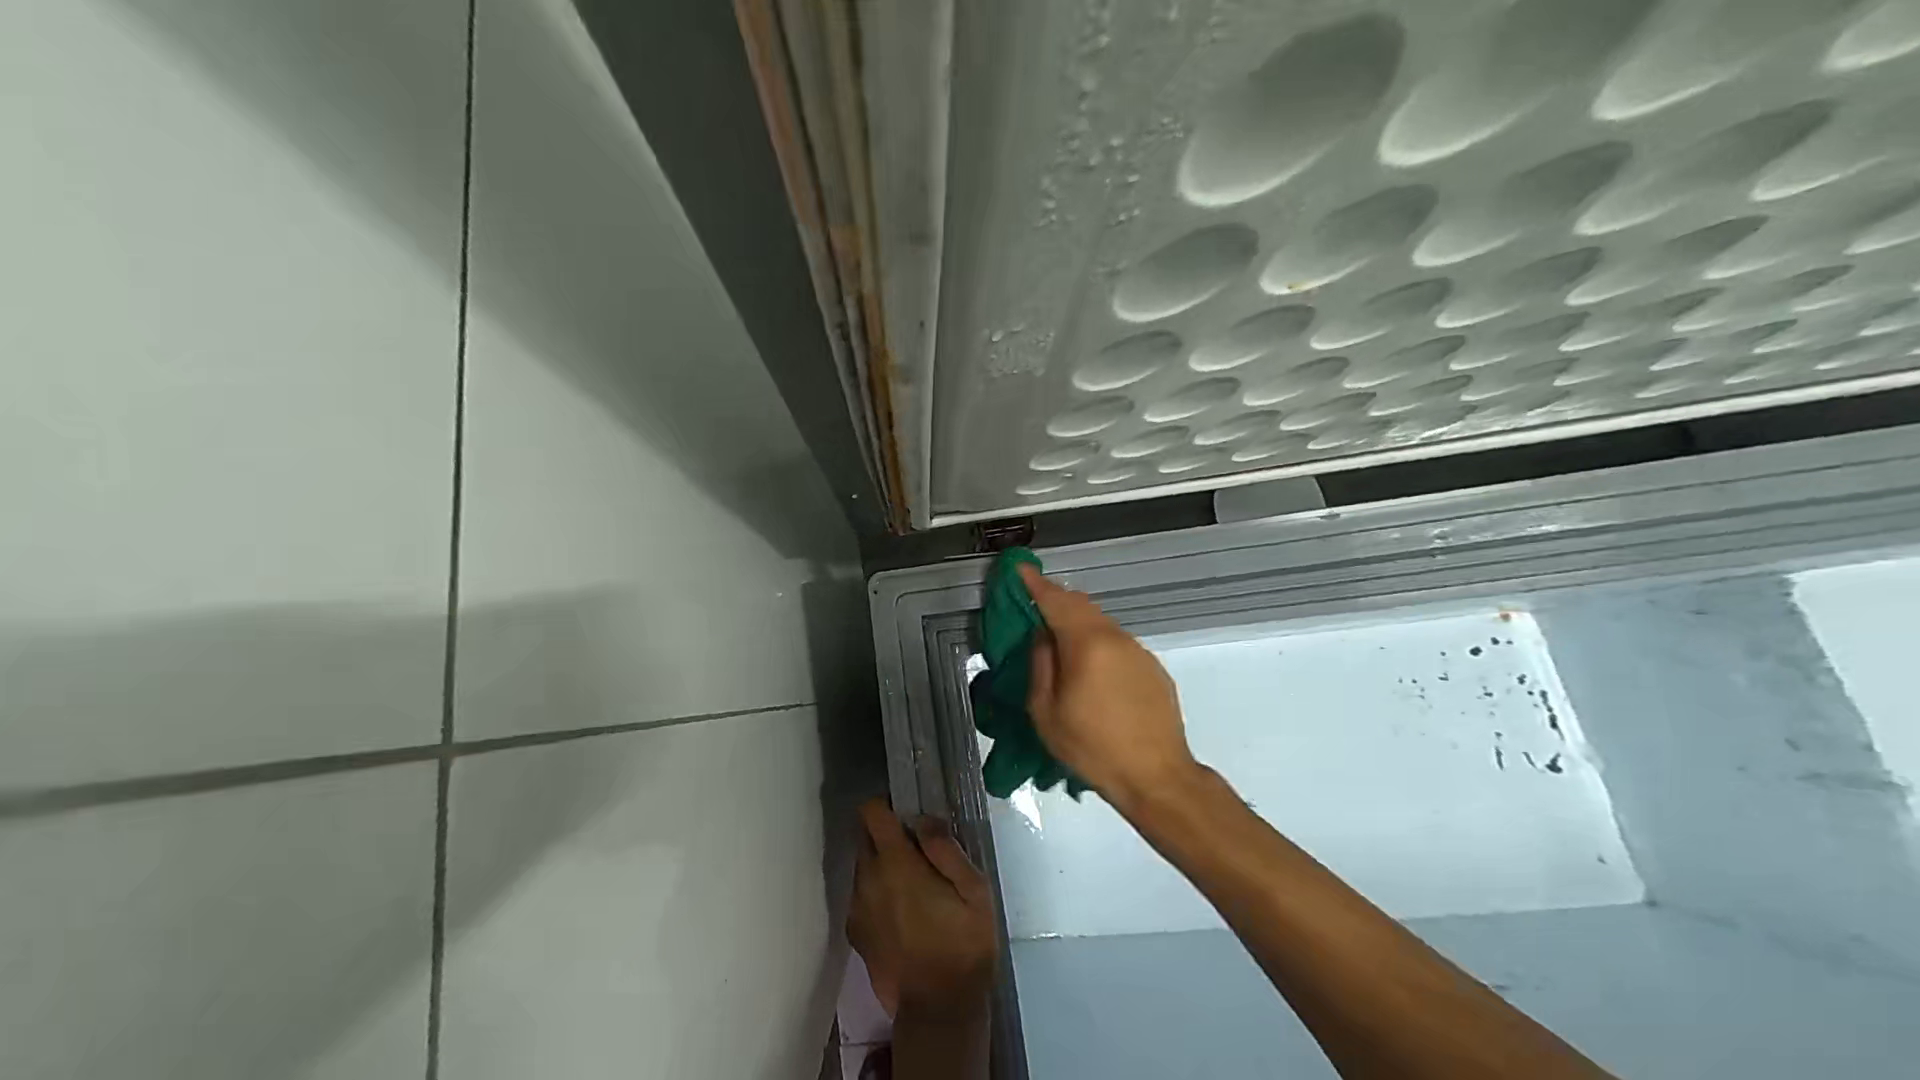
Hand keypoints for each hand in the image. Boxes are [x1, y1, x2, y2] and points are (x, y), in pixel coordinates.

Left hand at [847, 798, 997, 1017]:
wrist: (938, 1009)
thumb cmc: (963, 944)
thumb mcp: (973, 890)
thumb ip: (945, 849)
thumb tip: (923, 820)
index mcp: (895, 863)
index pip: (870, 812)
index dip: (886, 805)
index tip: (906, 813)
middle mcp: (867, 880)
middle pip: (864, 837)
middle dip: (886, 835)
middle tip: (918, 851)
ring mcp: (857, 908)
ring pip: (863, 867)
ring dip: (882, 865)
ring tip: (914, 886)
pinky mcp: (855, 934)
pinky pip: (863, 896)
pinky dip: (878, 893)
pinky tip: (904, 914)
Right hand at [1020, 564, 1198, 803]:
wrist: (1157, 776)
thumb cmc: (1092, 748)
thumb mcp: (1046, 712)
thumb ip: (1041, 664)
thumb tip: (1043, 637)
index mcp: (1086, 644)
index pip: (1056, 601)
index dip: (1035, 583)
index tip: (1020, 570)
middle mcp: (1115, 638)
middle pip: (1082, 606)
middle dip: (1056, 600)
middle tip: (1034, 607)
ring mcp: (1139, 651)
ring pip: (1102, 624)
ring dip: (1078, 624)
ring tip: (1060, 644)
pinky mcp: (1153, 668)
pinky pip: (1118, 644)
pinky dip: (1098, 644)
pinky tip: (1092, 671)